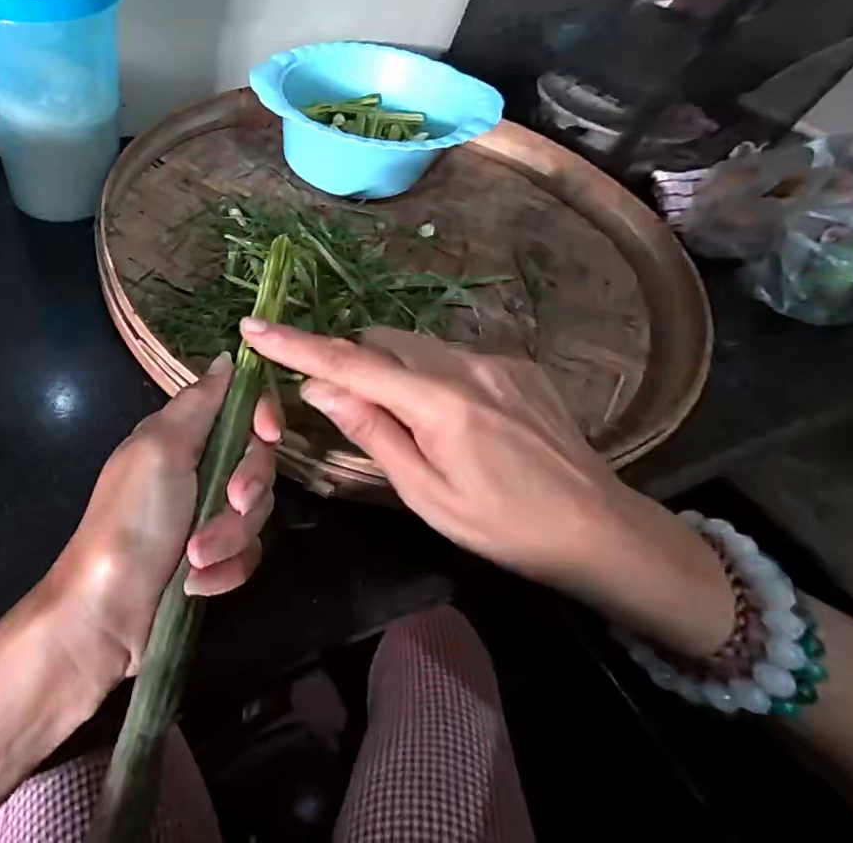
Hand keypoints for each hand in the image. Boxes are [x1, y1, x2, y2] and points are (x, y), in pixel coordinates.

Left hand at [46, 353, 278, 678]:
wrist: (106, 613)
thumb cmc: (131, 520)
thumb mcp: (161, 450)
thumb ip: (199, 402)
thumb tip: (227, 358)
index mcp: (183, 434)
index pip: (242, 407)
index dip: (262, 415)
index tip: (267, 434)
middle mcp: (200, 467)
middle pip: (259, 459)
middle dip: (248, 486)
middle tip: (229, 503)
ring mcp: (209, 514)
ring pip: (258, 511)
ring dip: (228, 537)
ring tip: (195, 557)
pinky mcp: (217, 556)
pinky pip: (249, 553)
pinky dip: (225, 569)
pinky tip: (196, 582)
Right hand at [240, 319, 733, 656]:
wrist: (597, 526)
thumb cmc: (502, 526)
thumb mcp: (426, 494)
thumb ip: (373, 432)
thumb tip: (322, 389)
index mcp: (439, 403)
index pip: (352, 364)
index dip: (298, 346)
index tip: (255, 326)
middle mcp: (466, 365)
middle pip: (383, 342)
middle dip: (351, 360)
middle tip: (344, 403)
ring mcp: (496, 359)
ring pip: (418, 347)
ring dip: (394, 371)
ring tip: (409, 423)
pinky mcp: (517, 364)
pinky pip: (453, 357)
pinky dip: (432, 377)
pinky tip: (457, 421)